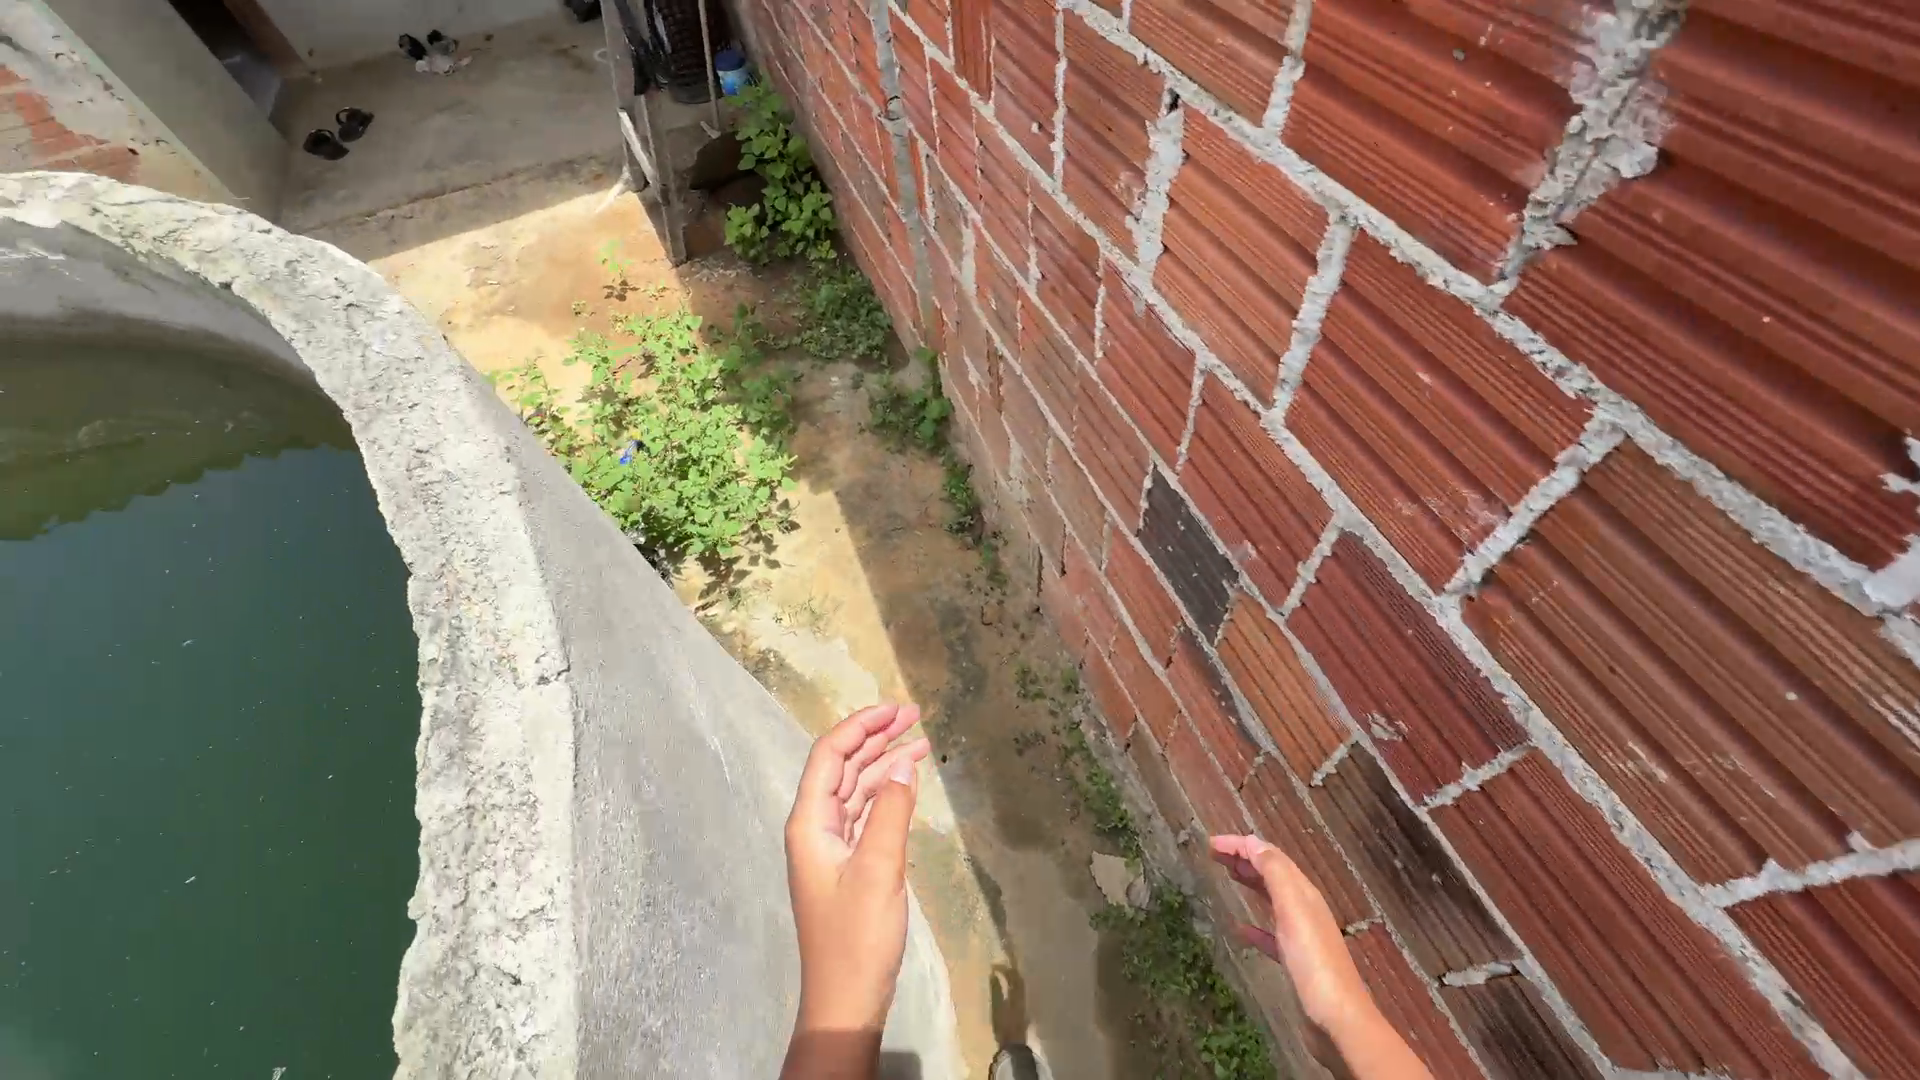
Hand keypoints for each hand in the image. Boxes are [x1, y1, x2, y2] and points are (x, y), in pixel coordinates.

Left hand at [785, 704, 930, 1032]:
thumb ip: (892, 811)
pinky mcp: (849, 861)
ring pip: (858, 787)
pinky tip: (910, 780)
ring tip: (921, 739)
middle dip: (876, 737)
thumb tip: (904, 762)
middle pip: (843, 766)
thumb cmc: (857, 936)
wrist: (846, 1000)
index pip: (830, 755)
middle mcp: (815, 826)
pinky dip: (889, 791)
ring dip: (886, 762)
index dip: (861, 726)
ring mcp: (832, 844)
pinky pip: (867, 811)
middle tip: (914, 715)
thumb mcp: (878, 869)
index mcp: (809, 822)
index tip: (897, 709)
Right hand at [1209, 834, 1370, 1032]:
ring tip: (1227, 875)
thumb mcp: (1293, 910)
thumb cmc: (1313, 961)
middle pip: (1271, 873)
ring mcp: (1300, 935)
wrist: (1337, 1019)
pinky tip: (1240, 929)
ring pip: (1271, 898)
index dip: (1241, 845)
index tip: (1211, 843)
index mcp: (1302, 893)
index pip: (1269, 856)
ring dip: (1250, 882)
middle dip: (1244, 858)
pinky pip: (1271, 933)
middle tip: (1214, 854)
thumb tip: (1253, 843)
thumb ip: (1275, 874)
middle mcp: (1303, 908)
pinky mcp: (1294, 959)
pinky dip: (1254, 925)